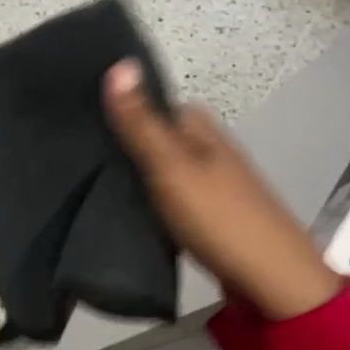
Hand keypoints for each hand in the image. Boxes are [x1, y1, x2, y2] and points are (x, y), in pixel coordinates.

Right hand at [103, 60, 340, 319]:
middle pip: (154, 135)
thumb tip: (119, 62)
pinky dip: (145, 200)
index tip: (78, 119)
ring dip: (132, 173)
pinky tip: (122, 209)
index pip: (151, 103)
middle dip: (121, 142)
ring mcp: (211, 184)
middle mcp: (208, 148)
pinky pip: (166, 196)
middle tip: (75, 153)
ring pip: (158, 168)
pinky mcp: (209, 216)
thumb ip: (140, 121)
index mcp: (201, 128)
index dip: (117, 107)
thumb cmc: (219, 218)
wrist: (274, 287)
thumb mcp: (170, 166)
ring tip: (86, 179)